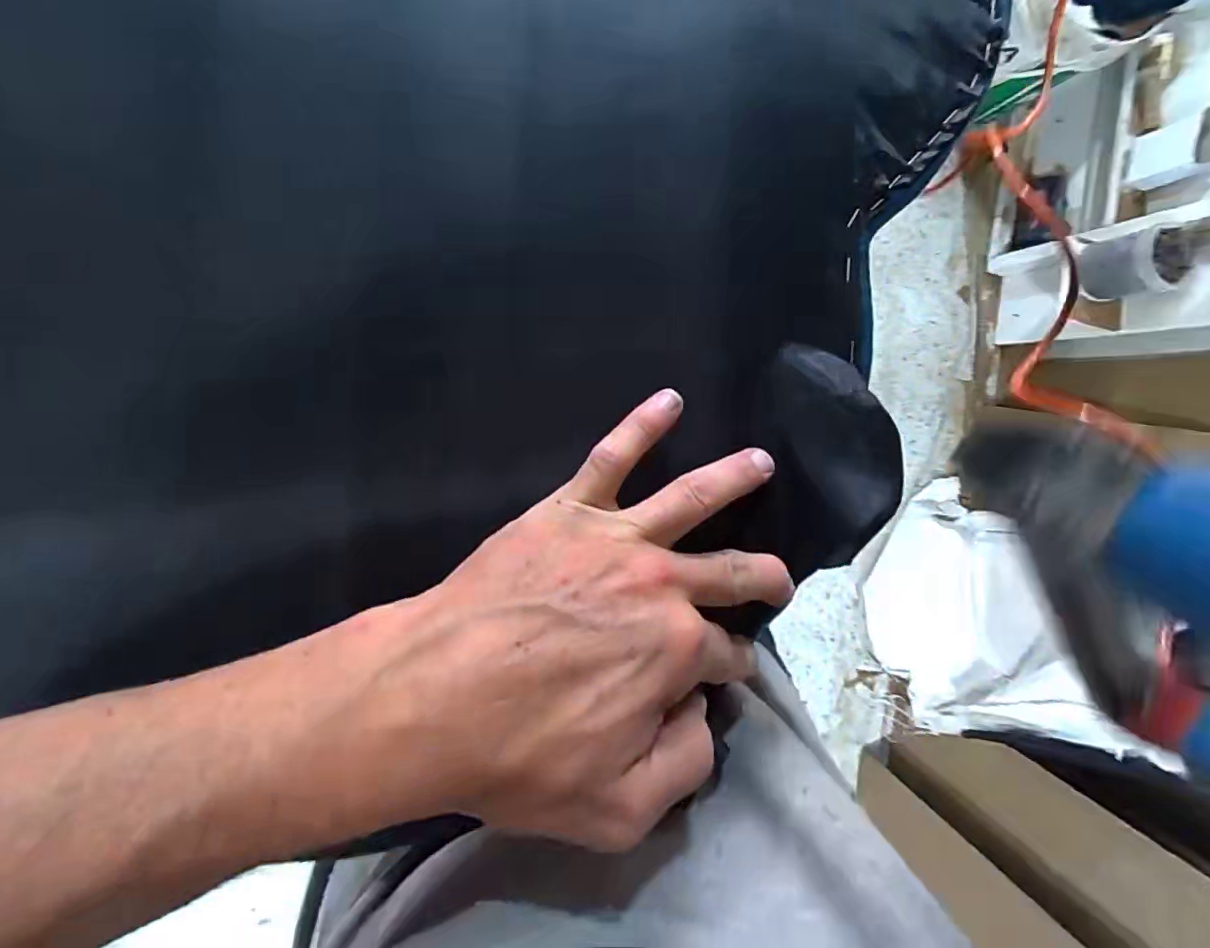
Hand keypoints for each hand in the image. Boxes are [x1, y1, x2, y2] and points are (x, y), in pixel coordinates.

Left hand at [371, 389, 792, 850]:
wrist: (431, 694)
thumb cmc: (517, 756)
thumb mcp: (618, 808)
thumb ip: (685, 767)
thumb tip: (704, 716)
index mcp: (678, 652)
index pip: (726, 656)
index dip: (728, 671)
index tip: (718, 680)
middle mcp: (660, 584)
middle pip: (730, 573)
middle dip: (763, 577)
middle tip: (779, 579)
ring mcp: (614, 539)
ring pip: (690, 499)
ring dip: (732, 478)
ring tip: (760, 462)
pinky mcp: (566, 510)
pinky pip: (610, 457)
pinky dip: (642, 425)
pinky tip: (668, 401)